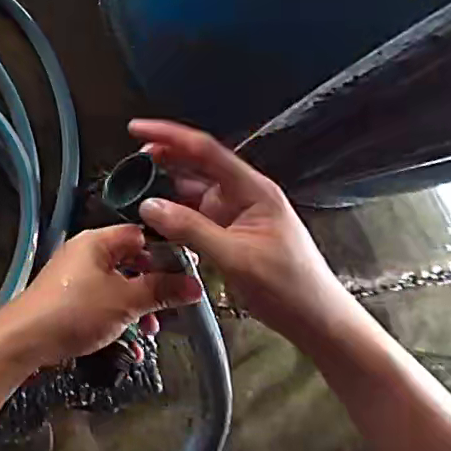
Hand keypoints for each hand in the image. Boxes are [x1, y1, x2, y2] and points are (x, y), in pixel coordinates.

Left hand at [0, 223, 203, 369]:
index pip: (141, 234)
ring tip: (153, 328)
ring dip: (139, 305)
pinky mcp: (70, 299)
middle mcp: (86, 253)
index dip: (166, 250)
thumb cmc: (72, 312)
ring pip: (119, 284)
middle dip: (155, 284)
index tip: (189, 270)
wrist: (25, 340)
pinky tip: (132, 343)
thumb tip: (193, 285)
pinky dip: (120, 317)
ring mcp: (77, 276)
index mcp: (98, 241)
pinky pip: (104, 301)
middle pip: (132, 260)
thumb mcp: (125, 301)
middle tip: (175, 303)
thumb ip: (161, 291)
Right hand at [130, 119, 360, 345]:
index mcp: (252, 189)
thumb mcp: (237, 258)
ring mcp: (234, 213)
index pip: (204, 150)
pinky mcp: (228, 232)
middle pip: (196, 164)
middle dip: (164, 157)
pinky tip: (156, 217)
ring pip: (192, 190)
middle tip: (133, 158)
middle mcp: (242, 195)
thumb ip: (191, 229)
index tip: (141, 129)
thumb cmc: (293, 288)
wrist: (317, 322)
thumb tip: (152, 207)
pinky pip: (193, 214)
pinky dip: (173, 212)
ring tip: (137, 186)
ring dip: (165, 187)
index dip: (170, 135)